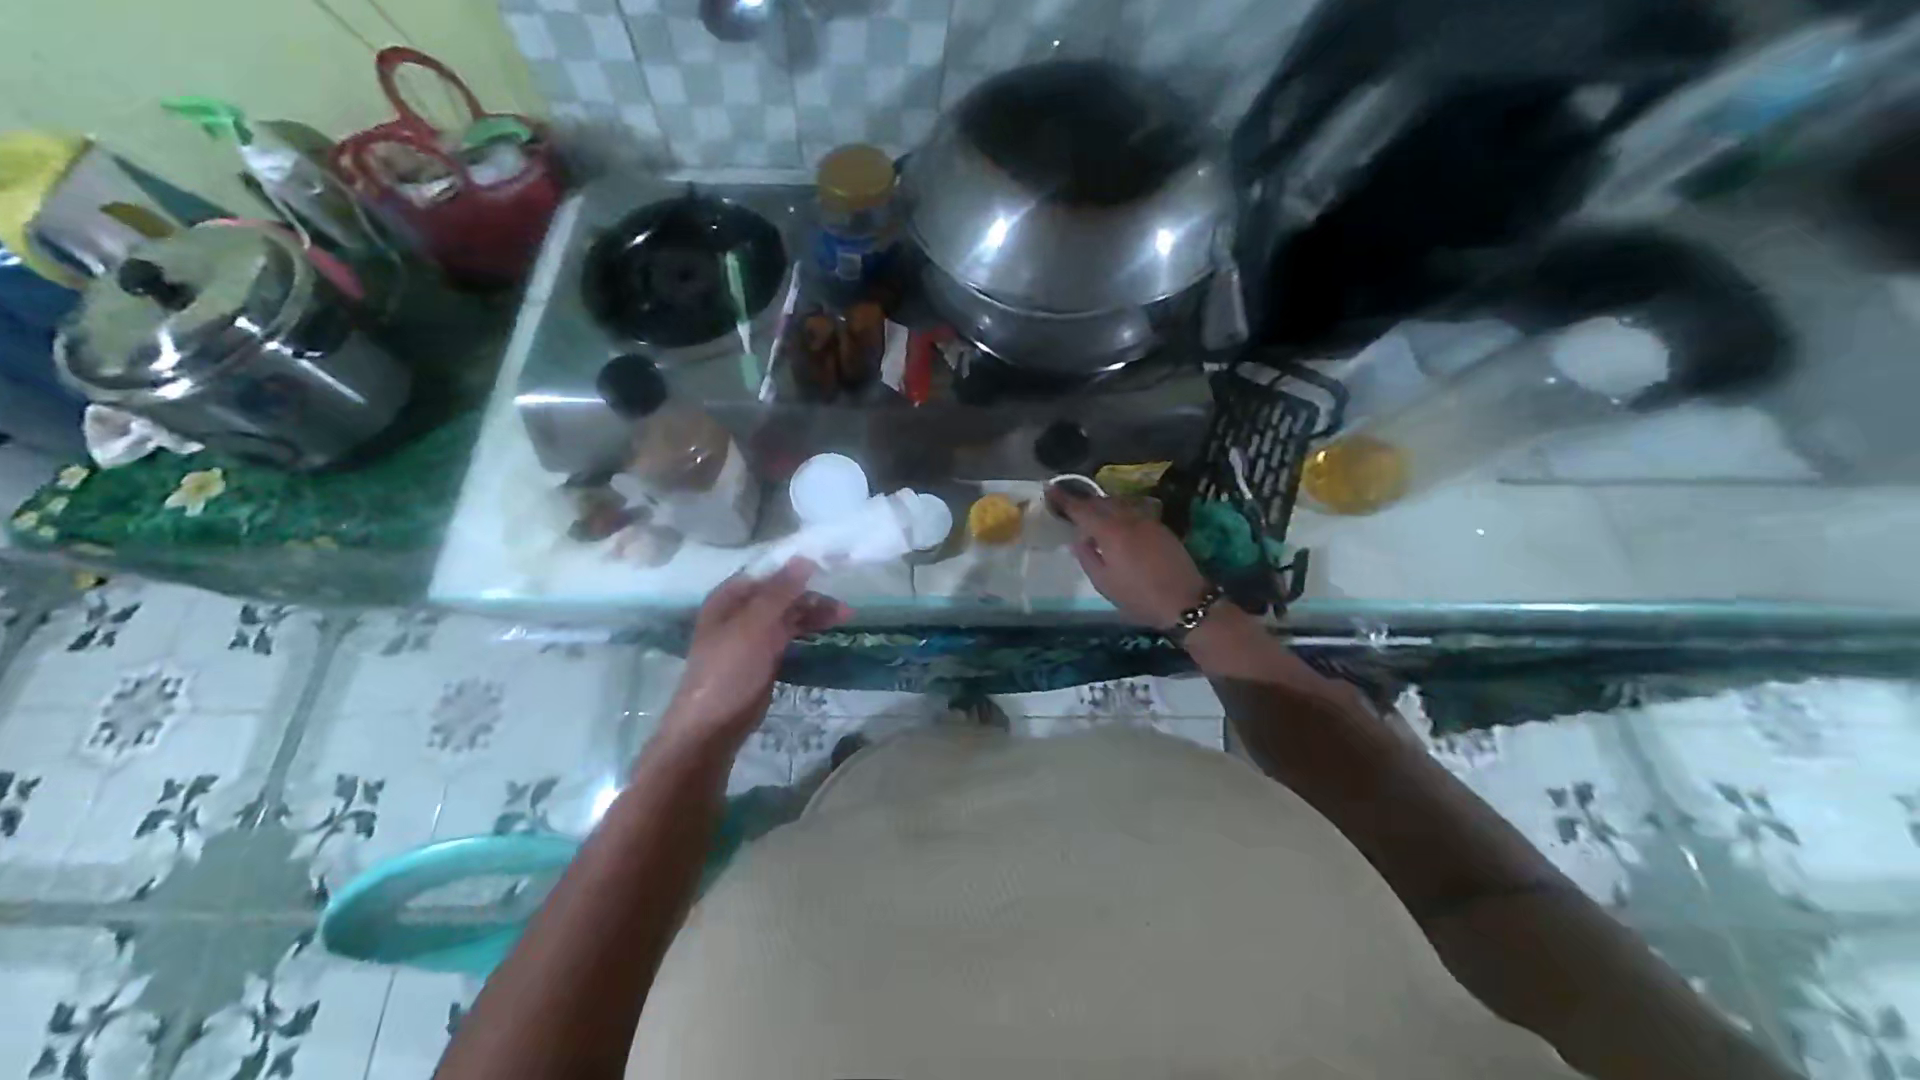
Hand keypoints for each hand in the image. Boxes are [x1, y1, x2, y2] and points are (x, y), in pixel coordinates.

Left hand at [657, 559, 849, 752]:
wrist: (714, 725)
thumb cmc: (728, 669)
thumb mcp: (754, 625)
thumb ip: (780, 591)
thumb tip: (805, 557)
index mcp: (729, 597)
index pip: (767, 570)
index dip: (797, 565)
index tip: (830, 561)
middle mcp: (741, 611)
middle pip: (782, 592)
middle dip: (812, 592)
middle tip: (843, 598)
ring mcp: (753, 634)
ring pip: (789, 613)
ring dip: (815, 611)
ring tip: (846, 615)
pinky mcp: (765, 655)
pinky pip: (791, 633)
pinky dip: (809, 628)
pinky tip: (829, 628)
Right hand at [1048, 488, 1212, 628]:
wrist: (1185, 601)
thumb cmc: (1139, 597)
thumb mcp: (1104, 583)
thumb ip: (1087, 557)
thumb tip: (1079, 540)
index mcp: (1110, 532)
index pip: (1081, 509)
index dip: (1064, 499)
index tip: (1050, 488)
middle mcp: (1128, 519)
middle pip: (1101, 501)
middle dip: (1083, 501)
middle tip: (1069, 506)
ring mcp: (1147, 520)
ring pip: (1119, 503)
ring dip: (1102, 504)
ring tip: (1092, 515)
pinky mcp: (1160, 527)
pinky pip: (1133, 510)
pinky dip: (1119, 511)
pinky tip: (1117, 524)